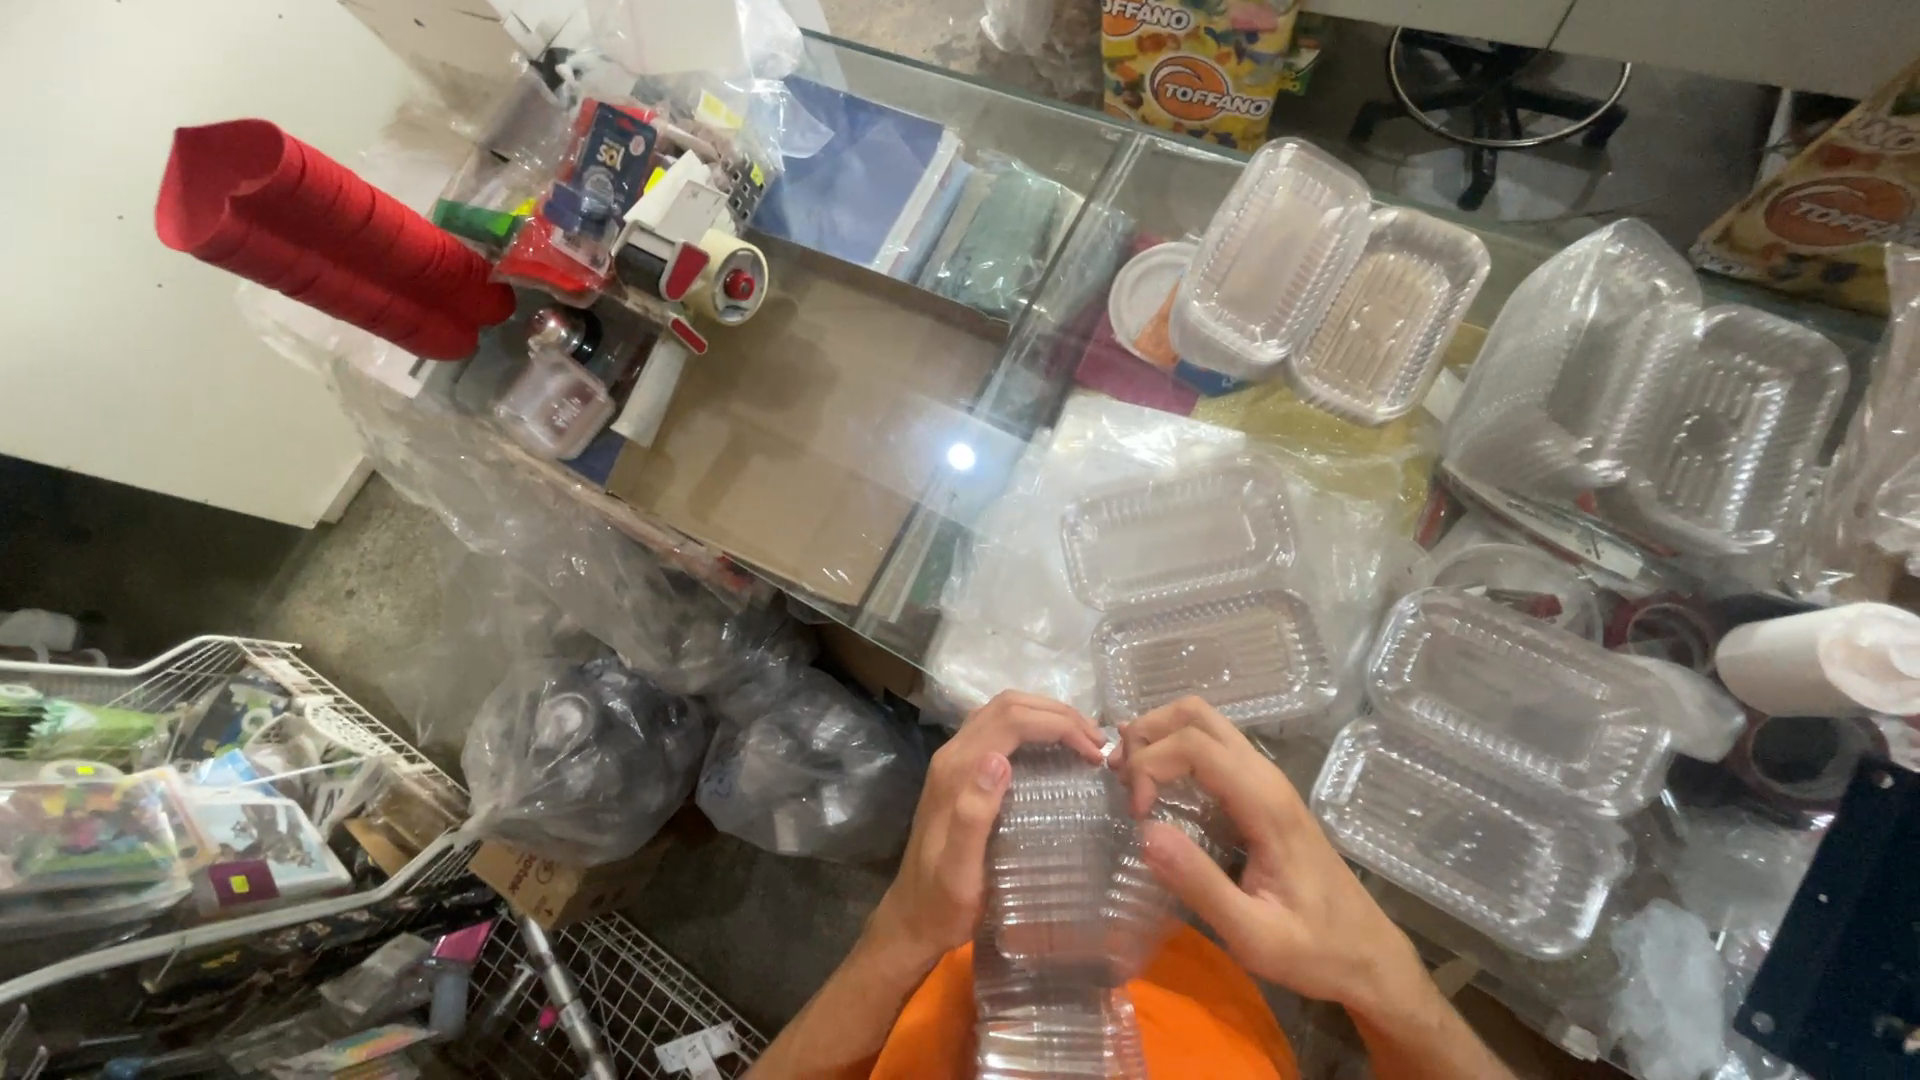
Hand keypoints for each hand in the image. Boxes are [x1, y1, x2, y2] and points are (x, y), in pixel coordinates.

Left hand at [867, 692, 1105, 969]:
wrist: (912, 917)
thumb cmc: (944, 902)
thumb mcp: (960, 870)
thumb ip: (973, 815)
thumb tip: (999, 760)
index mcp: (956, 771)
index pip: (1012, 720)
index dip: (1057, 724)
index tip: (1094, 751)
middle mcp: (953, 754)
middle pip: (1008, 705)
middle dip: (1057, 714)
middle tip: (1098, 743)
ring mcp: (954, 759)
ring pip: (1002, 711)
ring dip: (1045, 715)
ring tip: (1084, 741)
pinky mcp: (960, 770)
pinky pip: (999, 728)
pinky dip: (1032, 726)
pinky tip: (1053, 749)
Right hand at [1115, 698, 1429, 1018]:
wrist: (1368, 956)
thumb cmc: (1314, 950)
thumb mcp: (1255, 936)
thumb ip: (1200, 886)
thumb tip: (1144, 833)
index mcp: (1265, 803)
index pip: (1194, 745)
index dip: (1151, 766)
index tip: (1135, 814)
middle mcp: (1264, 774)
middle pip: (1195, 715)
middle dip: (1147, 735)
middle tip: (1120, 780)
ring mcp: (1263, 777)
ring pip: (1201, 721)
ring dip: (1157, 735)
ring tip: (1129, 777)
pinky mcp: (1257, 788)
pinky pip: (1208, 743)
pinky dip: (1170, 746)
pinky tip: (1151, 779)